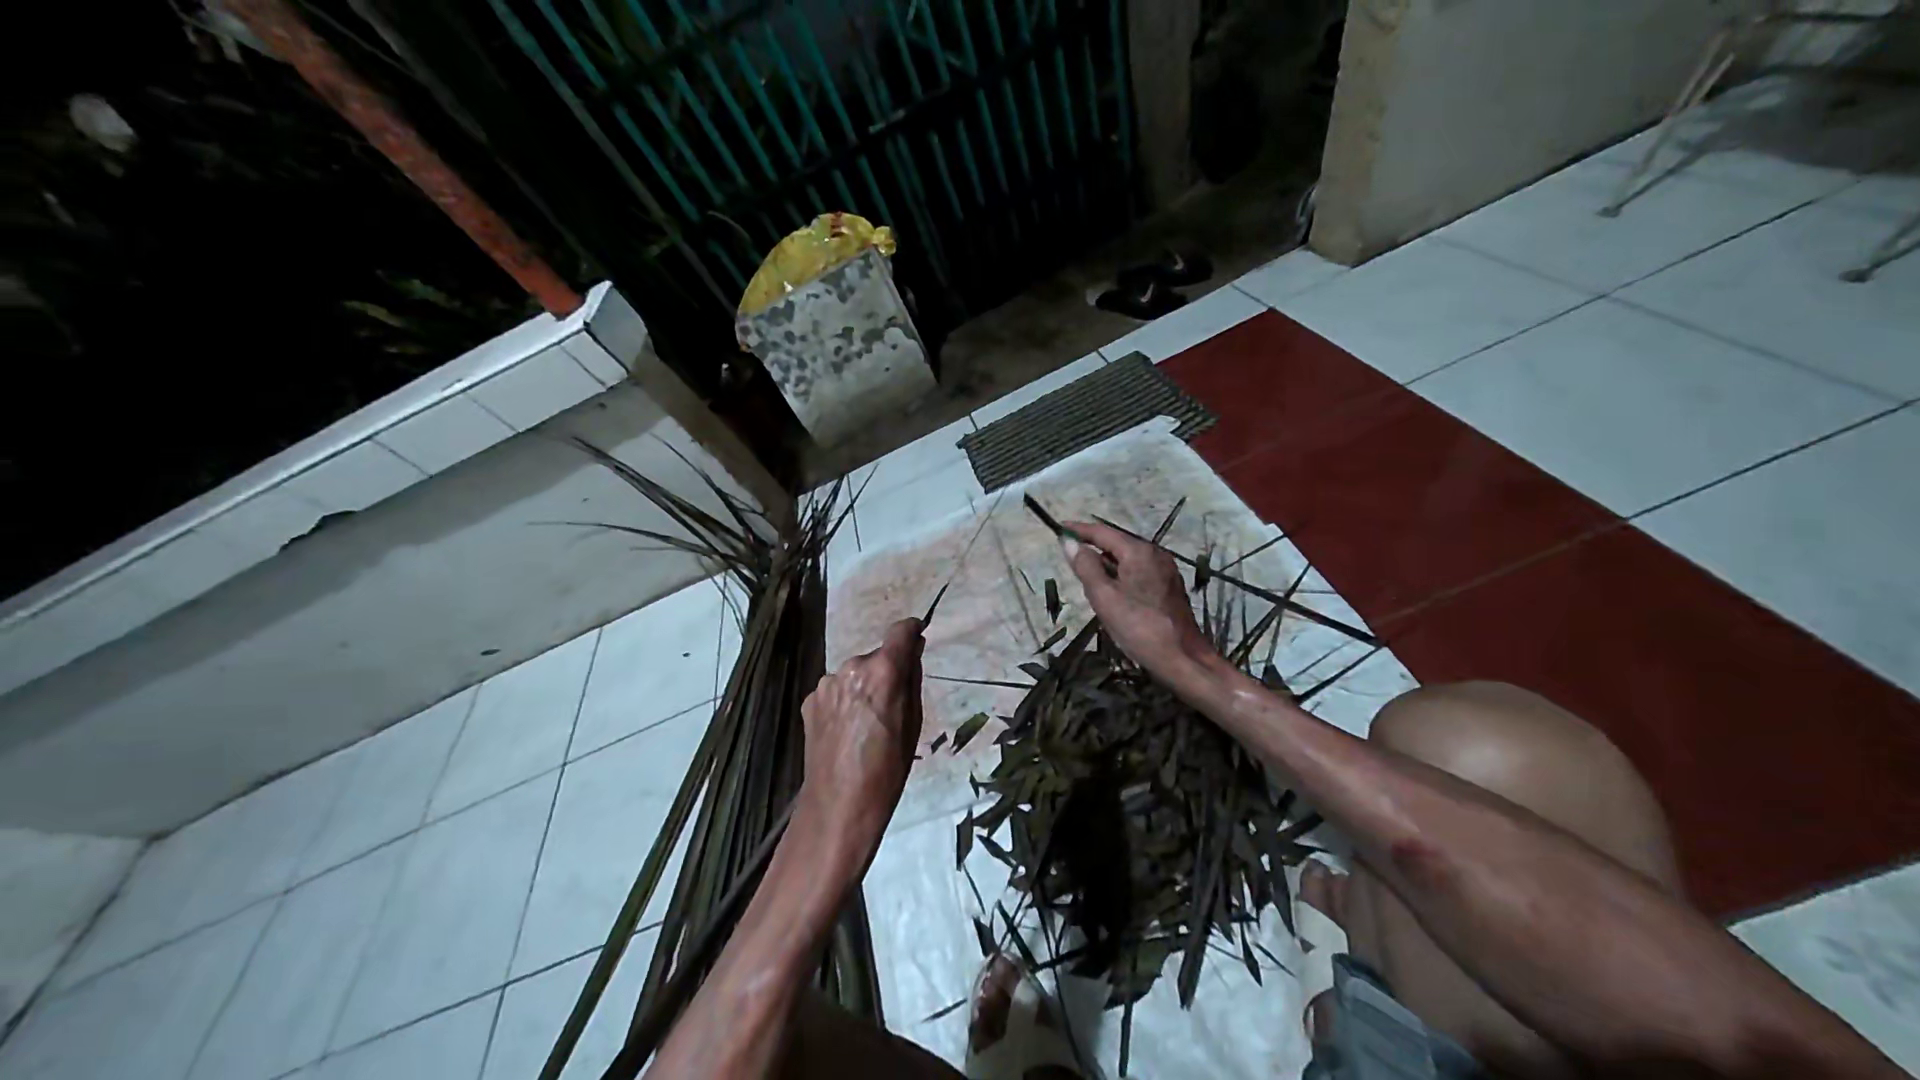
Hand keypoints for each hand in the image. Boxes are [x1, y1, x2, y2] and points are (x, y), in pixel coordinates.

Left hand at [799, 618, 923, 836]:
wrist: (839, 805)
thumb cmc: (889, 769)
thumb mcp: (913, 723)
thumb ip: (912, 680)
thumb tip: (913, 650)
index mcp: (883, 672)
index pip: (900, 632)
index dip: (911, 631)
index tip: (917, 635)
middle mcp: (851, 668)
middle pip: (876, 657)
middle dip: (886, 672)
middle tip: (891, 706)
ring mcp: (826, 684)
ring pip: (854, 674)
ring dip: (863, 687)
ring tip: (865, 725)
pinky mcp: (810, 700)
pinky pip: (836, 691)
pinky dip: (844, 701)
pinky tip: (845, 731)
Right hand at [1060, 521, 1216, 678]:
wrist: (1182, 657)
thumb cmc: (1139, 627)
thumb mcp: (1104, 597)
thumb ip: (1086, 567)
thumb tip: (1070, 543)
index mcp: (1139, 551)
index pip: (1103, 532)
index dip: (1079, 530)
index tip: (1059, 528)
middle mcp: (1155, 554)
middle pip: (1117, 544)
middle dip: (1093, 548)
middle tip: (1070, 558)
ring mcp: (1165, 570)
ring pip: (1128, 559)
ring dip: (1106, 564)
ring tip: (1086, 578)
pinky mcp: (1169, 586)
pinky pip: (1138, 571)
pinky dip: (1120, 575)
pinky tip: (1111, 592)